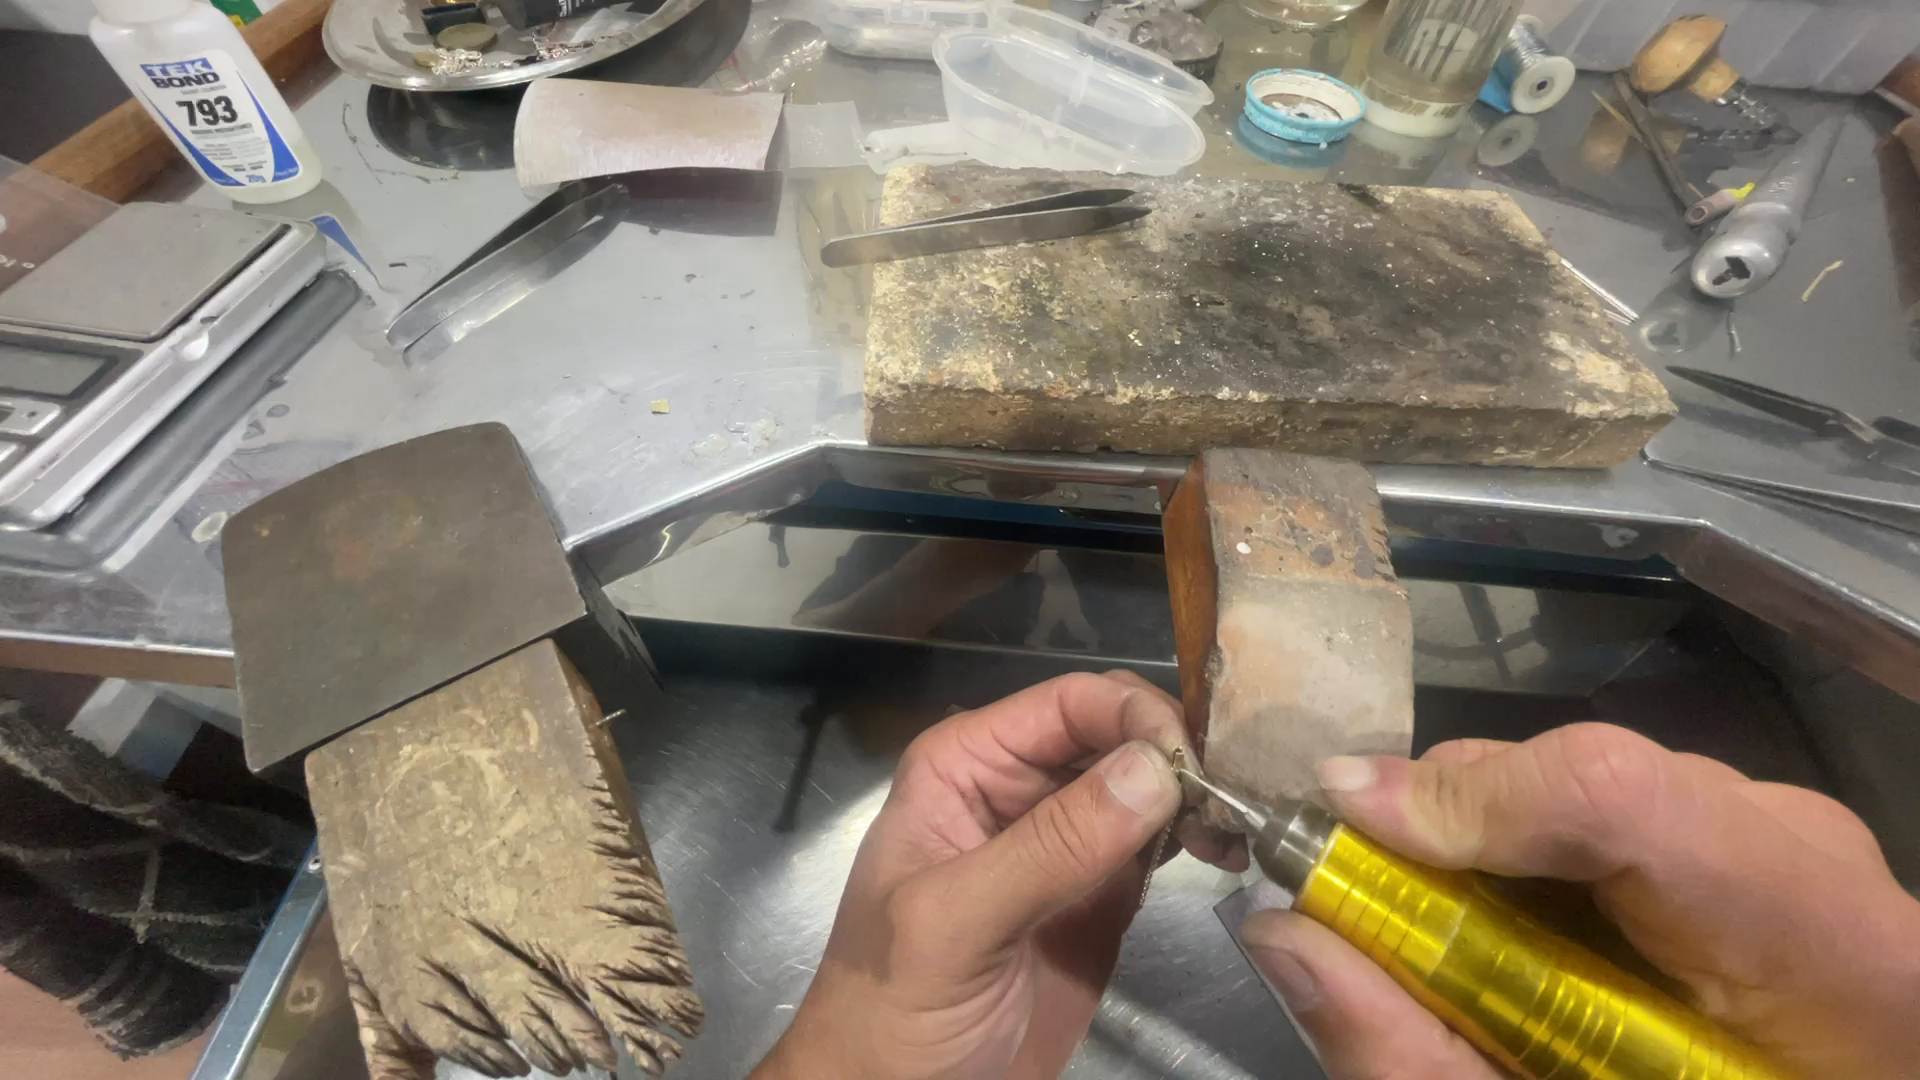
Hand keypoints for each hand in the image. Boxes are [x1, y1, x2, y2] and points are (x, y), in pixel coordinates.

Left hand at [750, 671, 1239, 1079]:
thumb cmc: (892, 1005)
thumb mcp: (956, 921)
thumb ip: (1049, 847)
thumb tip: (1153, 768)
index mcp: (969, 760)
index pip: (1065, 703)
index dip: (1132, 715)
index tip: (1191, 762)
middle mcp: (1018, 780)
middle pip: (1112, 729)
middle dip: (1171, 750)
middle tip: (1228, 796)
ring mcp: (1062, 833)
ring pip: (1141, 778)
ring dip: (1192, 791)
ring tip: (1236, 824)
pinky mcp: (1099, 884)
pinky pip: (1153, 837)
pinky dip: (1192, 834)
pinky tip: (1223, 848)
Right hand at [1239, 723, 1919, 1079]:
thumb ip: (1412, 1059)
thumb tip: (1274, 933)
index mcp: (1836, 973)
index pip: (1632, 801)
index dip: (1473, 794)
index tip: (1351, 815)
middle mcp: (1830, 880)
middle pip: (1600, 775)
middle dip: (1454, 812)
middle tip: (1364, 874)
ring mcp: (1795, 850)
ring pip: (1592, 772)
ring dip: (1482, 825)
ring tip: (1443, 909)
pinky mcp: (1755, 845)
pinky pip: (1607, 793)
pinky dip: (1517, 832)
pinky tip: (1508, 906)